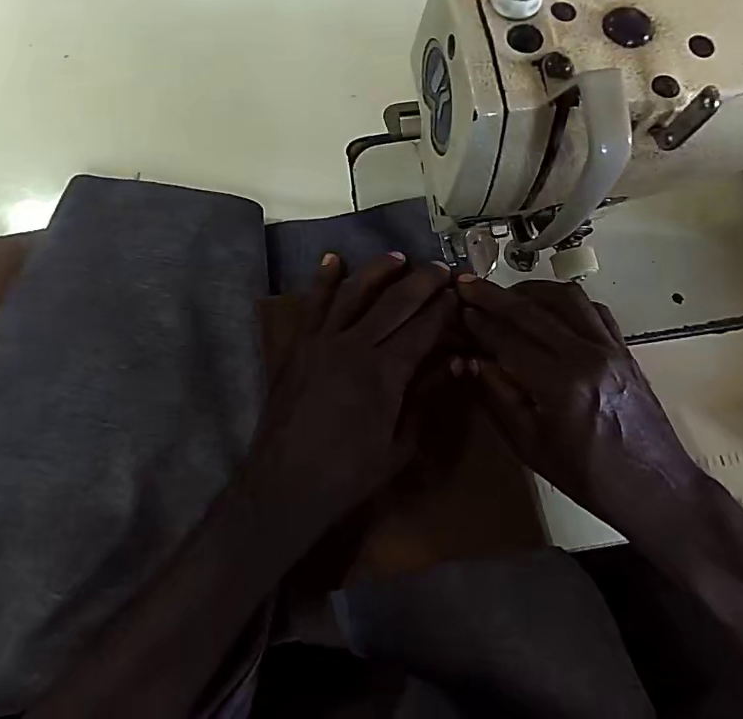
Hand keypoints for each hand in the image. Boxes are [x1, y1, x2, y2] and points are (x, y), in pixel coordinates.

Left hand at [247, 252, 456, 528]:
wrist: (284, 486)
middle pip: (395, 302)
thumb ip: (427, 397)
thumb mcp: (400, 445)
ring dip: (379, 271)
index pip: (423, 328)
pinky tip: (333, 259)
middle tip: (441, 268)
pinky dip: (323, 280)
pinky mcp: (299, 346)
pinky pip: (313, 305)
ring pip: (354, 293)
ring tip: (398, 257)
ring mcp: (322, 342)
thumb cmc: (349, 472)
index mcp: (384, 373)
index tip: (459, 293)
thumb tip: (459, 362)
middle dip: (422, 281)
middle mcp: (354, 346)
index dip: (444, 309)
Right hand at [457, 277, 706, 538]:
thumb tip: (469, 359)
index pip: (509, 340)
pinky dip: (566, 301)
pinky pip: (593, 309)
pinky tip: (548, 307)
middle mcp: (587, 355)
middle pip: (533, 311)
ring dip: (531, 290)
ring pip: (566, 298)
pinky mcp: (624, 347)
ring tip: (505, 293)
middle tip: (467, 283)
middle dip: (495, 295)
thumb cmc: (587, 476)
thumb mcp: (530, 446)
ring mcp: (610, 347)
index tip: (457, 308)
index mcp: (561, 385)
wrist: (654, 487)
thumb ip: (498, 397)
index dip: (480, 323)